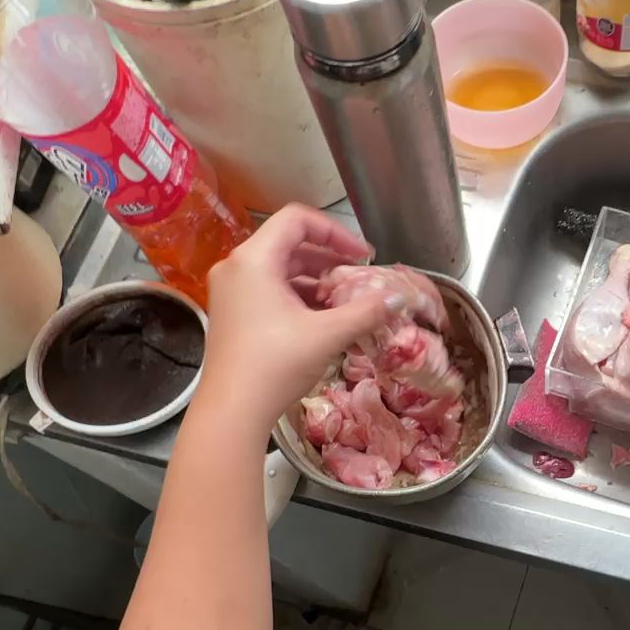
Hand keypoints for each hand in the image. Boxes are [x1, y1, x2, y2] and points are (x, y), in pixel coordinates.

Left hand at [190, 204, 394, 435]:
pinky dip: (299, 298)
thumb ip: (366, 312)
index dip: (336, 232)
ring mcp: (231, 291)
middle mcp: (237, 267)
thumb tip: (397, 298)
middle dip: (329, 259)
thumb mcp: (327, 335)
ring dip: (316, 280)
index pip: (297, 220)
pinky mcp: (233, 314)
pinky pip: (270, 291)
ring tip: (345, 301)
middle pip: (289, 244)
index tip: (362, 256)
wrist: (232, 410)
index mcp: (255, 259)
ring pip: (281, 270)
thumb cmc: (275, 365)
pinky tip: (322, 320)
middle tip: (359, 279)